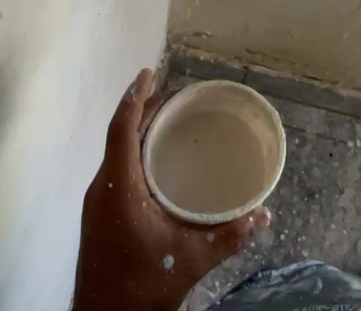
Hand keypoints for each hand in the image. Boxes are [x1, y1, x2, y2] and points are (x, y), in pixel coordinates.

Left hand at [74, 69, 269, 310]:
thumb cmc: (142, 288)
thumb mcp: (190, 261)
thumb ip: (228, 236)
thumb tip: (263, 213)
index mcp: (119, 189)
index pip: (122, 129)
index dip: (135, 97)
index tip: (149, 72)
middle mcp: (103, 187)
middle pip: (120, 134)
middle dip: (144, 108)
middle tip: (175, 93)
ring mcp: (97, 201)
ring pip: (116, 150)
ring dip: (138, 128)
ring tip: (168, 116)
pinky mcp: (100, 214)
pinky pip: (116, 166)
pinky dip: (134, 149)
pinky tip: (155, 156)